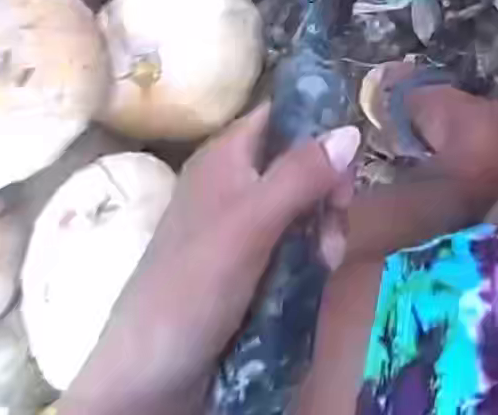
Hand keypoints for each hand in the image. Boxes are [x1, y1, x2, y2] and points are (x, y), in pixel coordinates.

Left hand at [58, 107, 361, 414]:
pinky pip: (299, 235)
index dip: (321, 119)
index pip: (283, 111)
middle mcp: (236, 180)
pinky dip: (315, 248)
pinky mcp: (252, 259)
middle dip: (330, 184)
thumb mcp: (250, 225)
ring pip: (307, 198)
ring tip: (327, 255)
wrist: (145, 388)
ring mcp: (243, 222)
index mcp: (227, 156)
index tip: (351, 149)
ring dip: (327, 222)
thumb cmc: (191, 289)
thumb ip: (300, 175)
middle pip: (304, 157)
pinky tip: (319, 270)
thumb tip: (353, 129)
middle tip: (339, 210)